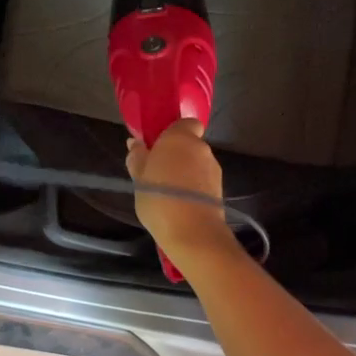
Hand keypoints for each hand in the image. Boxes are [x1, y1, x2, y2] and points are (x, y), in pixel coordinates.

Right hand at [126, 120, 238, 263]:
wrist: (192, 232)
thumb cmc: (159, 199)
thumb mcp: (139, 179)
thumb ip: (138, 158)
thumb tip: (135, 143)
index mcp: (180, 138)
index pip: (186, 123)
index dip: (175, 132)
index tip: (160, 147)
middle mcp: (201, 149)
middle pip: (191, 145)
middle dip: (178, 155)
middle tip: (159, 173)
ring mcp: (214, 169)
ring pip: (198, 164)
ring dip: (186, 173)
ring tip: (170, 194)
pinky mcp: (220, 189)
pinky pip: (203, 181)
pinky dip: (195, 188)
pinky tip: (182, 205)